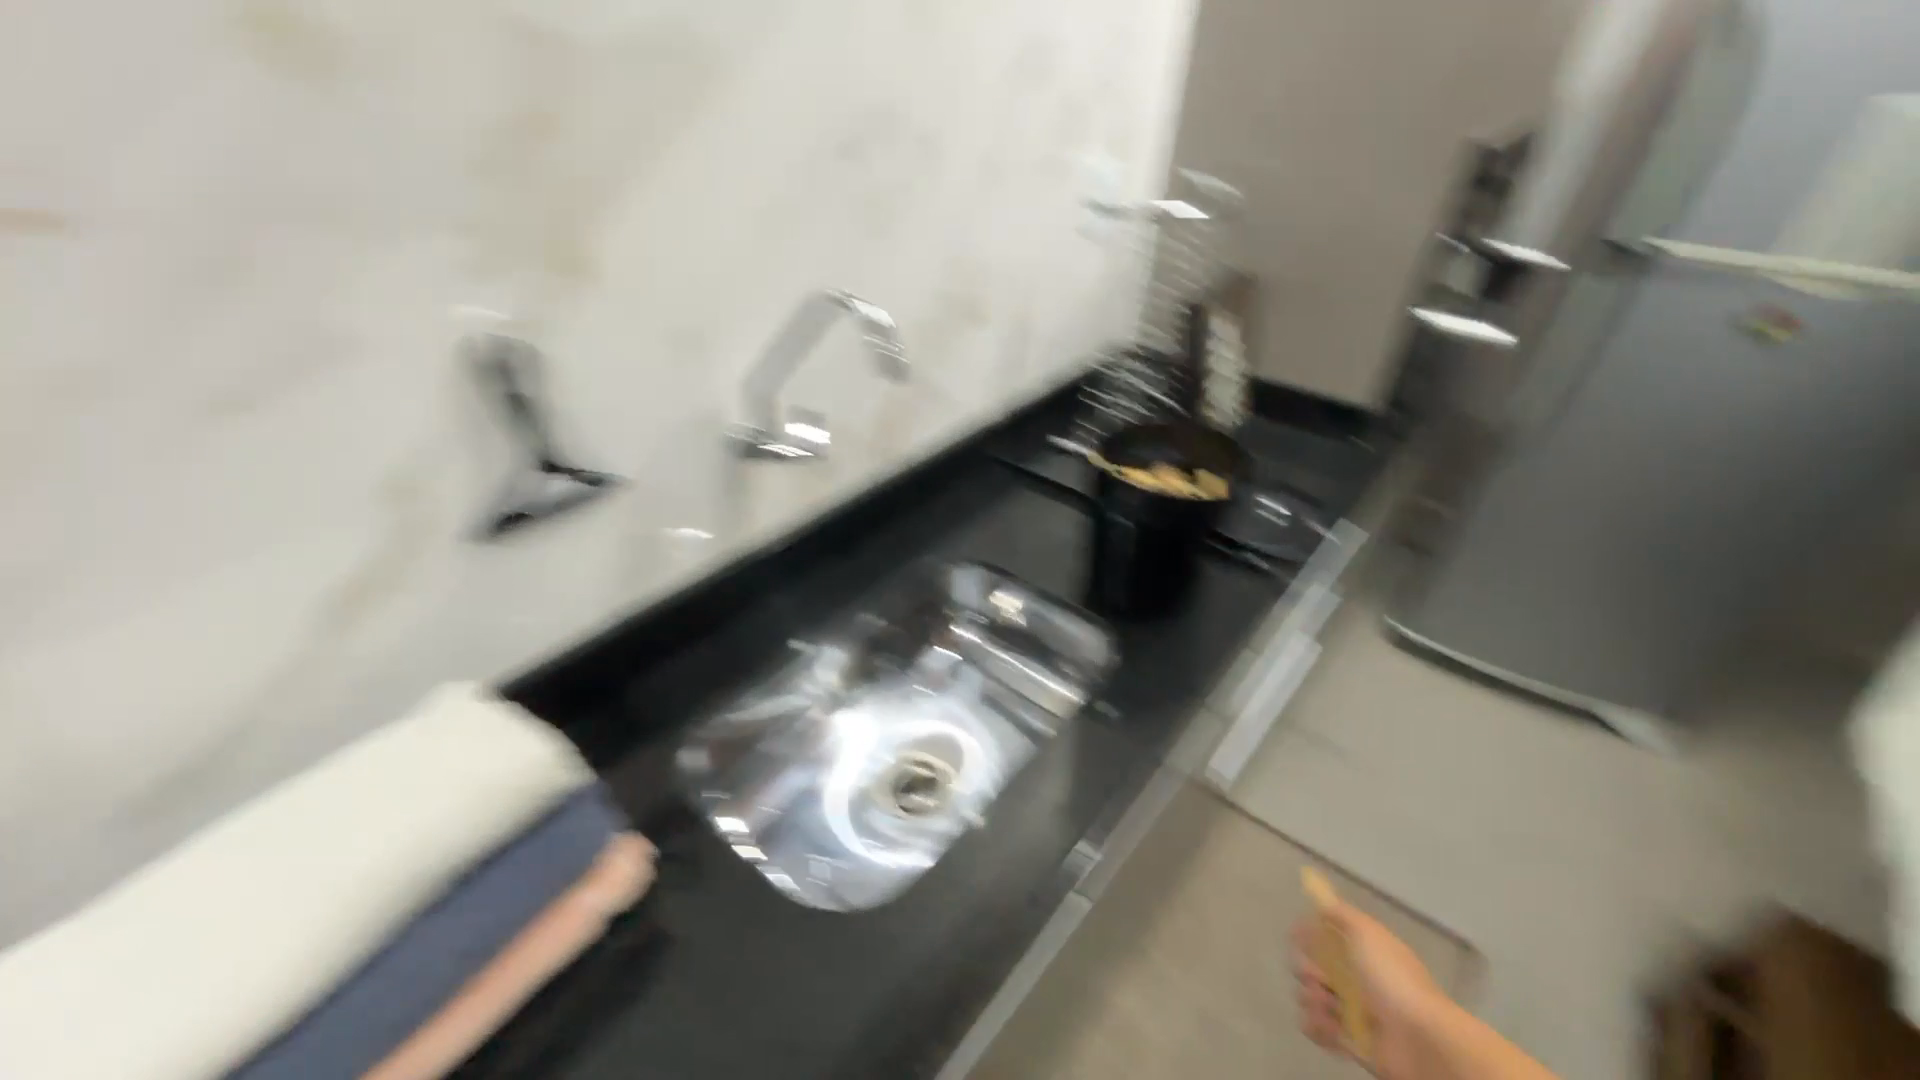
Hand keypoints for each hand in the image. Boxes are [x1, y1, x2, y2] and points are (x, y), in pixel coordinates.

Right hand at [1291, 902, 1451, 1079]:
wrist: (1419, 1038)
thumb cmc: (1392, 979)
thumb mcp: (1367, 933)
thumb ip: (1341, 914)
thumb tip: (1320, 901)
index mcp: (1365, 954)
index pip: (1327, 939)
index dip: (1310, 937)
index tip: (1299, 937)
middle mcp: (1358, 980)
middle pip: (1314, 969)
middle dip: (1306, 971)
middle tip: (1316, 978)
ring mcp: (1353, 1012)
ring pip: (1312, 998)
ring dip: (1311, 1000)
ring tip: (1326, 1007)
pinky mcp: (1349, 1041)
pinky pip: (1318, 1030)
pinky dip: (1317, 1027)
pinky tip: (1328, 1027)